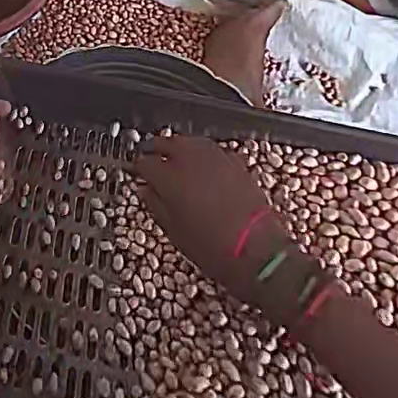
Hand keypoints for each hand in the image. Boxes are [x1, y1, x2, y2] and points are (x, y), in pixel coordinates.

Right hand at [131, 135, 300, 312]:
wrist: (262, 256)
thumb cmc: (214, 250)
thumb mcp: (175, 233)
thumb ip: (156, 205)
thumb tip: (146, 191)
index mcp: (170, 179)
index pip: (145, 163)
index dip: (137, 167)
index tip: (135, 172)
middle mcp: (192, 162)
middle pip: (168, 143)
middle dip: (156, 148)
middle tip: (149, 156)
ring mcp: (217, 160)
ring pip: (191, 141)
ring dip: (178, 145)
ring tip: (172, 154)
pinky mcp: (237, 165)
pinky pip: (212, 150)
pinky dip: (202, 152)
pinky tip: (200, 163)